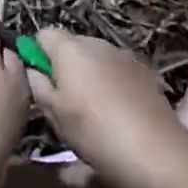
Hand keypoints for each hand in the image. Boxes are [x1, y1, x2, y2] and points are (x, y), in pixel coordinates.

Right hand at [26, 30, 187, 187]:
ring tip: (92, 108)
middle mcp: (98, 43)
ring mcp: (125, 56)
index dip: (38, 53)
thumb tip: (32, 69)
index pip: (44, 34)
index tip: (40, 79)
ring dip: (90, 73)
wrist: (155, 153)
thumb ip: (37, 84)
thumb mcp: (54, 113)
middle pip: (72, 44)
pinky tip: (117, 110)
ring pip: (97, 57)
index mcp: (70, 50)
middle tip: (64, 99)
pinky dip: (112, 81)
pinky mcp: (146, 72)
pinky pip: (118, 69)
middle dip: (65, 64)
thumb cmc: (94, 132)